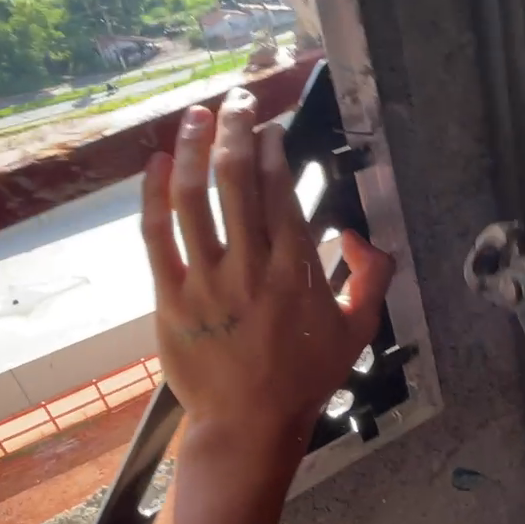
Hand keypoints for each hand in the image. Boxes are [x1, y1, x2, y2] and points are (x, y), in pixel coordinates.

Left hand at [141, 92, 393, 447]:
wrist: (250, 424)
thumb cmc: (306, 378)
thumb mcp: (358, 332)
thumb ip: (371, 279)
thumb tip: (358, 235)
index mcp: (296, 272)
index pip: (281, 192)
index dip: (273, 150)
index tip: (270, 129)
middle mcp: (250, 266)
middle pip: (237, 180)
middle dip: (236, 129)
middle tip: (236, 99)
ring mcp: (206, 280)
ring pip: (193, 198)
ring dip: (191, 148)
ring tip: (194, 114)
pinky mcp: (171, 297)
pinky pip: (157, 236)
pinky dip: (153, 195)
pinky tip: (155, 163)